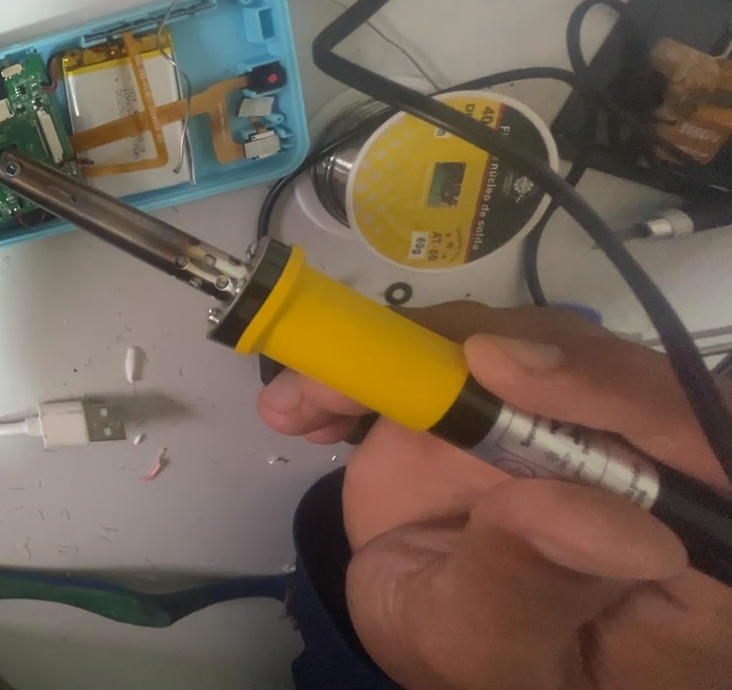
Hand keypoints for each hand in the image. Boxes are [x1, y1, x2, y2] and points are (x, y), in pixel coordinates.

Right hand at [258, 303, 731, 688]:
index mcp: (692, 534)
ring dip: (382, 353)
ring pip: (490, 337)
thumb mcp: (493, 646)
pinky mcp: (473, 395)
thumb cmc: (480, 664)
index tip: (498, 368)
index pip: (699, 435)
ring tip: (310, 403)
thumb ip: (535, 586)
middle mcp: (634, 458)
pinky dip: (346, 364)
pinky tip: (301, 410)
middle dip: (460, 351)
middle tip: (363, 374)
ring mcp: (548, 418)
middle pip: (581, 360)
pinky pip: (418, 348)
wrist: (424, 629)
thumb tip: (598, 517)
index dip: (613, 388)